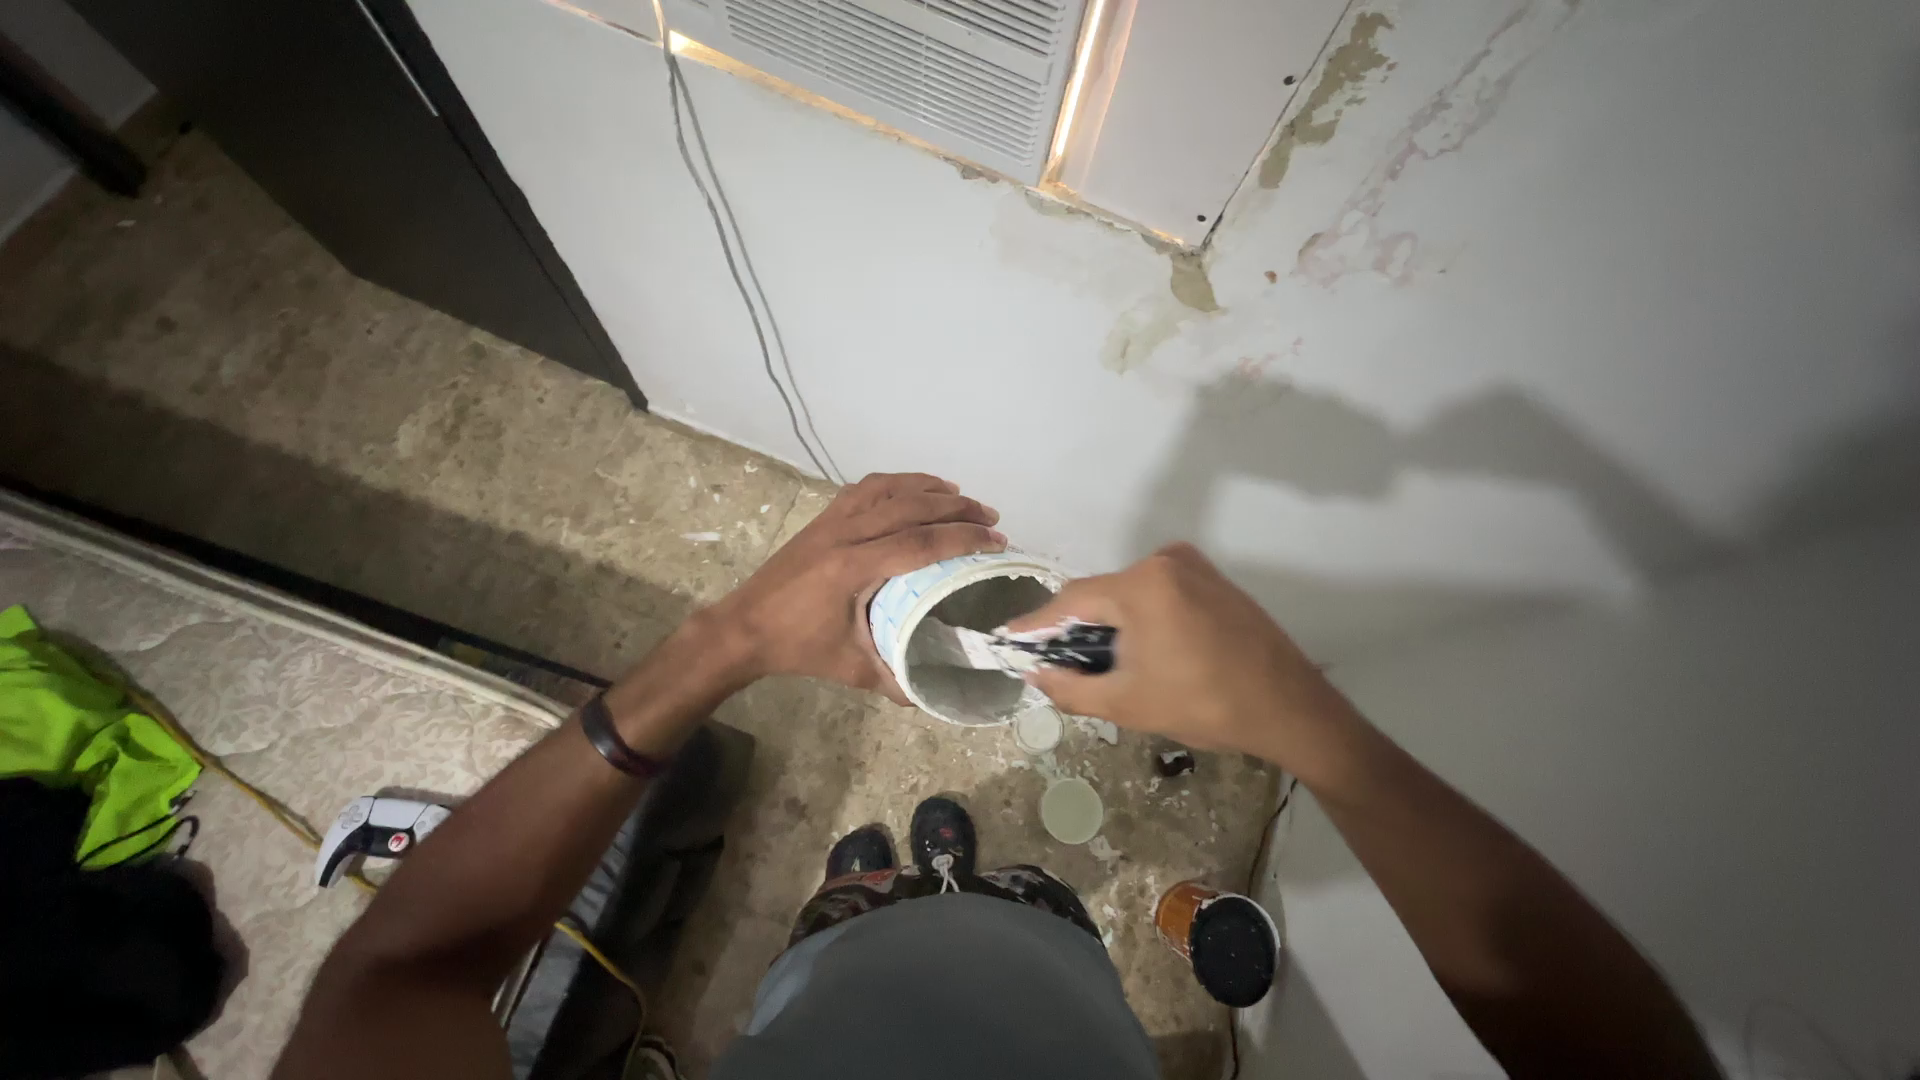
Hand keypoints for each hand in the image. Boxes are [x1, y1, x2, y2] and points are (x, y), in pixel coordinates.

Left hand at [711, 473, 1004, 701]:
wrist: (742, 627)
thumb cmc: (796, 648)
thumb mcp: (849, 668)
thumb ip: (893, 679)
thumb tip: (931, 696)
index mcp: (853, 568)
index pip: (919, 543)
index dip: (963, 538)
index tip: (996, 539)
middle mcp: (845, 534)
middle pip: (910, 506)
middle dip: (957, 507)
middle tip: (991, 516)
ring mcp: (831, 521)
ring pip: (888, 488)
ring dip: (928, 487)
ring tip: (960, 495)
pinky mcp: (823, 518)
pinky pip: (865, 488)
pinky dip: (896, 483)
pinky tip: (914, 491)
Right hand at [1004, 543, 1356, 763]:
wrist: (1291, 709)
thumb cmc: (1205, 706)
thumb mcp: (1127, 704)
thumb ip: (1070, 688)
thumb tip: (1036, 673)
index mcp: (1143, 586)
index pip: (1072, 600)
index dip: (1038, 623)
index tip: (1009, 637)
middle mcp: (1165, 562)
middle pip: (1102, 595)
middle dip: (1079, 629)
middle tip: (1063, 664)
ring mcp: (1194, 566)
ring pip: (1130, 594)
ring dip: (1113, 624)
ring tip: (1110, 666)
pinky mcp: (1214, 579)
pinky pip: (1159, 593)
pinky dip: (1142, 617)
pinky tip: (1149, 651)